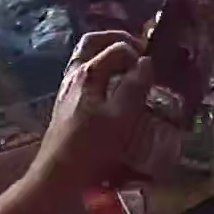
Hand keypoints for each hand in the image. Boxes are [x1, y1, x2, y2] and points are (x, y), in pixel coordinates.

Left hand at [26, 31, 153, 192]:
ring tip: (131, 70)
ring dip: (108, 57)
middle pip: (93, 43)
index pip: (116, 47)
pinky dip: (102, 74)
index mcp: (87, 73)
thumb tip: (146, 62)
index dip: (138, 52)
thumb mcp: (120, 117)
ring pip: (86, 58)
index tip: (154, 67)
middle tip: (139, 52)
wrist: (59, 173)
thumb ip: (134, 87)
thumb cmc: (91, 146)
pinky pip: (85, 76)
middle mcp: (74, 75)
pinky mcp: (67, 103)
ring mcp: (68, 88)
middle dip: (117, 41)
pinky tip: (116, 91)